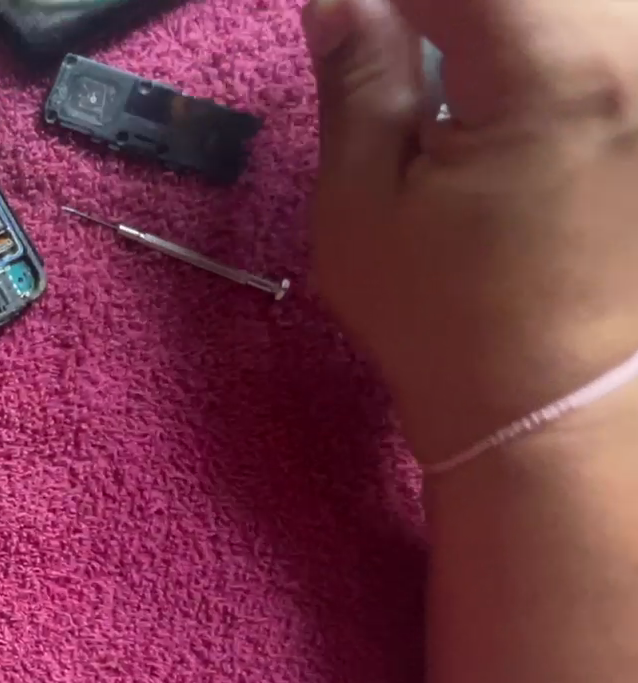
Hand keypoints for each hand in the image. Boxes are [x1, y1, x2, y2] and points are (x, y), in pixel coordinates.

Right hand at [306, 0, 637, 463]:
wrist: (548, 382)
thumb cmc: (433, 306)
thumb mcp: (360, 207)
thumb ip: (359, 90)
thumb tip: (340, 5)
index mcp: (554, 75)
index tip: (350, 13)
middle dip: (449, 16)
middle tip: (389, 41)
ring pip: (579, 14)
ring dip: (492, 33)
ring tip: (437, 79)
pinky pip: (606, 40)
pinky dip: (550, 45)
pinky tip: (499, 96)